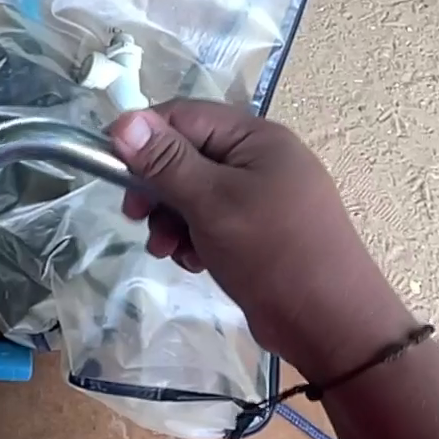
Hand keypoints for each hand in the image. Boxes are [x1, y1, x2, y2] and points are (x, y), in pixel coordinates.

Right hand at [108, 101, 415, 381]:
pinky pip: (208, 222)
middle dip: (156, 189)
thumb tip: (123, 121)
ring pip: (191, 194)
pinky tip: (193, 262)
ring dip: (170, 221)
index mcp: (254, 138)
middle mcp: (256, 160)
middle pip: (184, 156)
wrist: (329, 322)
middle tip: (135, 218)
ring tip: (170, 251)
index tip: (110, 169)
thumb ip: (166, 162)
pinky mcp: (254, 231)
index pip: (183, 116)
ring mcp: (258, 197)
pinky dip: (191, 240)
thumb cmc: (272, 252)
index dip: (142, 137)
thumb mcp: (211, 202)